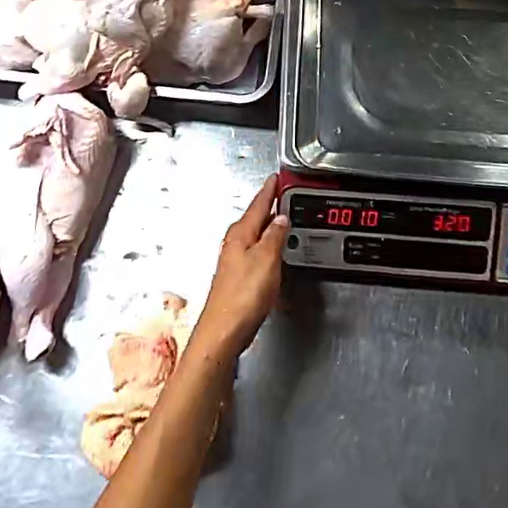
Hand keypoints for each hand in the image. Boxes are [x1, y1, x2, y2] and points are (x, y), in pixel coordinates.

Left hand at [192, 176, 288, 357]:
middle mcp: (235, 242)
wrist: (224, 330)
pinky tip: (274, 249)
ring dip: (269, 224)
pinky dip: (267, 243)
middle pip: (255, 216)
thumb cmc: (242, 296)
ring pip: (255, 233)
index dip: (269, 190)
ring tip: (283, 217)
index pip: (258, 204)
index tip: (276, 178)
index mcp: (241, 233)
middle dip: (270, 205)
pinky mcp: (238, 275)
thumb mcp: (266, 260)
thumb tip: (281, 218)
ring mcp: (235, 259)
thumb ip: (275, 236)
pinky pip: (256, 249)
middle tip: (283, 193)